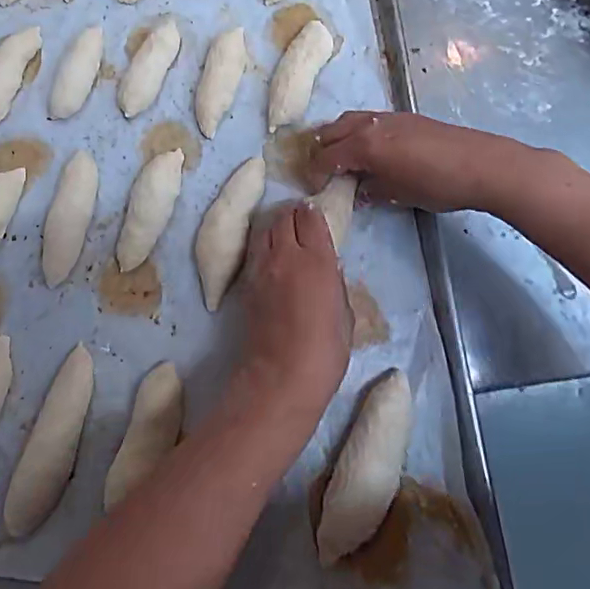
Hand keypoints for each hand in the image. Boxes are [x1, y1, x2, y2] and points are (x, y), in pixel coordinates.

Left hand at [233, 203, 348, 417]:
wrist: (280, 376)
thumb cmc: (324, 352)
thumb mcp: (345, 315)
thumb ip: (335, 283)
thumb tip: (328, 268)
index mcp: (316, 260)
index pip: (310, 216)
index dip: (314, 212)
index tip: (317, 215)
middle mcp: (285, 254)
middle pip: (284, 215)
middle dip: (293, 214)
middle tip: (302, 221)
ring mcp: (260, 266)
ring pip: (264, 228)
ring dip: (275, 225)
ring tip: (285, 234)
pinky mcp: (244, 280)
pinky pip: (254, 249)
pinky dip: (263, 244)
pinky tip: (272, 257)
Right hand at [308, 111, 548, 213]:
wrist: (482, 164)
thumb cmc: (437, 184)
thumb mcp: (398, 194)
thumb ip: (371, 189)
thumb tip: (358, 190)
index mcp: (363, 145)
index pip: (325, 157)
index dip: (314, 173)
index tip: (313, 186)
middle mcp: (369, 124)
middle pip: (330, 132)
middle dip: (320, 150)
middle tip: (322, 170)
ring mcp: (387, 116)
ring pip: (347, 120)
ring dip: (337, 136)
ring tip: (341, 156)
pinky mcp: (404, 116)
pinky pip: (367, 119)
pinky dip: (357, 131)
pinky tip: (369, 148)